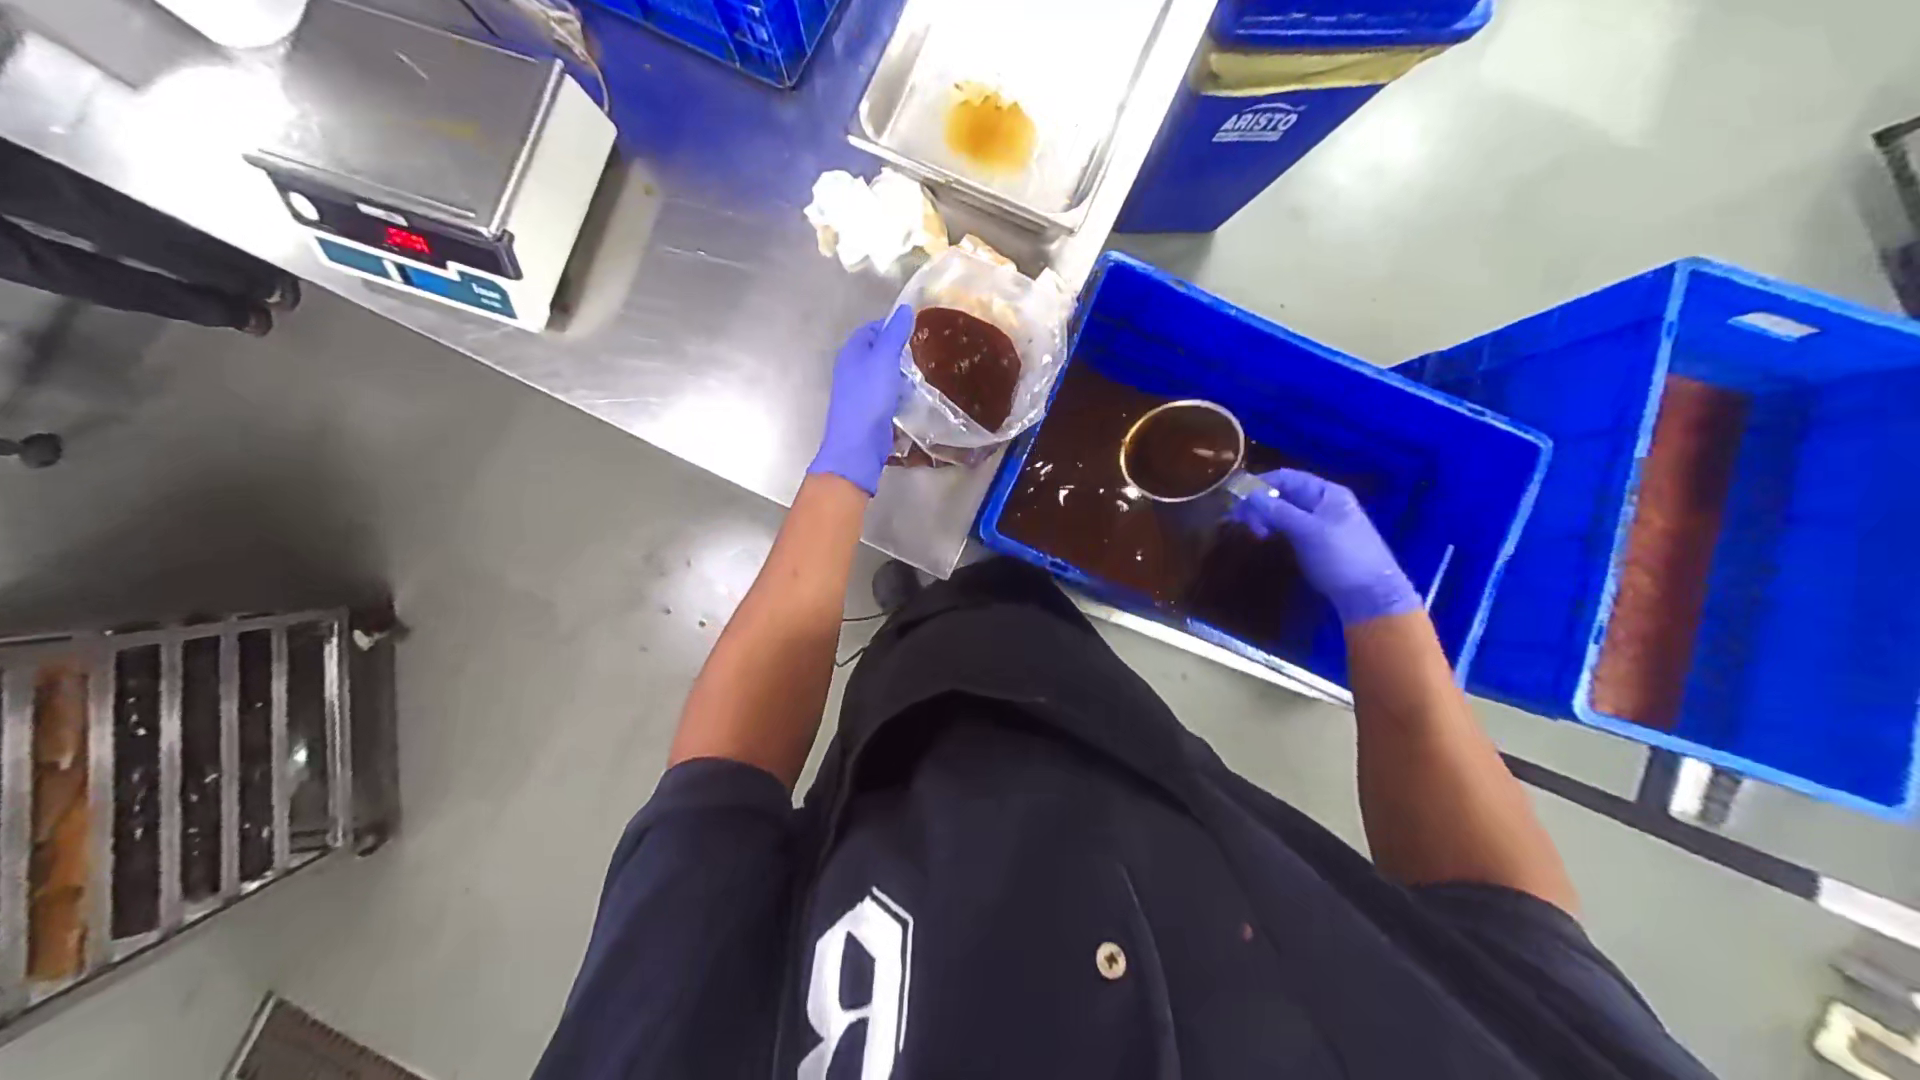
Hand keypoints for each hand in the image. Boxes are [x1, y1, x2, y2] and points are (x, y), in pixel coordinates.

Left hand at [809, 306, 913, 494]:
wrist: (858, 444)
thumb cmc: (869, 397)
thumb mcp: (884, 359)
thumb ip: (894, 334)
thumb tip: (905, 309)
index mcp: (852, 352)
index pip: (872, 329)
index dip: (892, 326)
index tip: (915, 330)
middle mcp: (852, 369)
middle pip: (878, 351)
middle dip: (899, 351)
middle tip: (922, 352)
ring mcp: (859, 391)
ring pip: (884, 374)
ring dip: (901, 374)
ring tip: (922, 374)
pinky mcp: (869, 411)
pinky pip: (886, 394)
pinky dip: (899, 393)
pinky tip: (913, 397)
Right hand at [1231, 468, 1419, 624]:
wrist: (1369, 594)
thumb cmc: (1341, 556)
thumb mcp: (1308, 530)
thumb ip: (1278, 510)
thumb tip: (1248, 494)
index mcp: (1326, 492)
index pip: (1287, 477)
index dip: (1260, 484)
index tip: (1237, 498)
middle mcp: (1321, 502)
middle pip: (1282, 493)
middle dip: (1259, 504)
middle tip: (1241, 522)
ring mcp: (1317, 522)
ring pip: (1282, 511)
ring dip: (1263, 517)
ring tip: (1255, 533)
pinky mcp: (1312, 540)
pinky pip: (1286, 526)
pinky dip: (1272, 528)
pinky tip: (1263, 537)